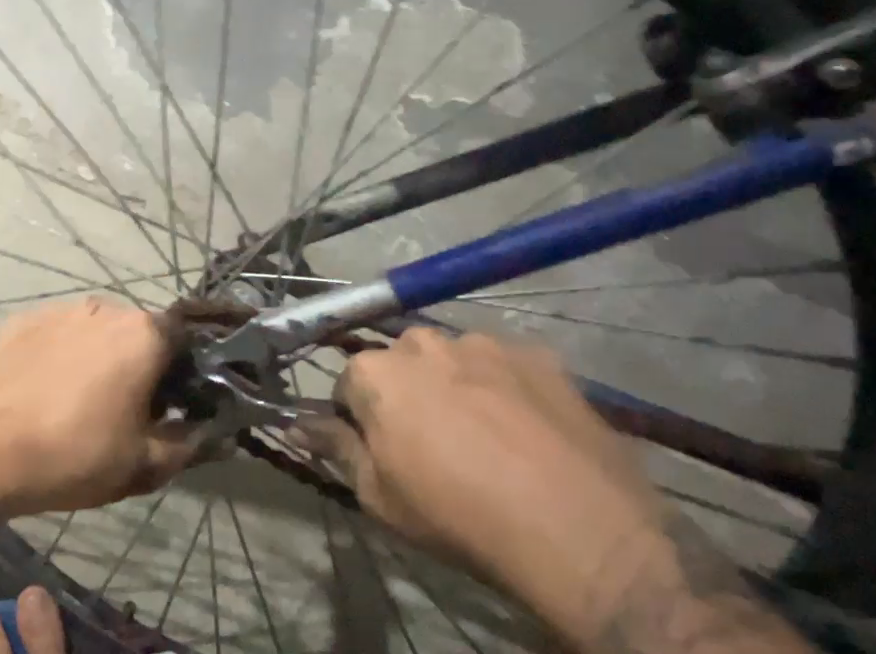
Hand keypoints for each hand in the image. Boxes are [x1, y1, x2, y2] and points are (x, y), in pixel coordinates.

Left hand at [0, 299, 195, 514]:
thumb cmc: (76, 454)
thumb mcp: (144, 464)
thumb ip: (189, 444)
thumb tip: (215, 432)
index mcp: (144, 333)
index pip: (184, 341)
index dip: (186, 374)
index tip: (178, 407)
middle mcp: (104, 308)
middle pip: (137, 333)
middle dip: (141, 366)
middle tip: (131, 412)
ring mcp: (58, 310)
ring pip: (93, 333)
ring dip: (98, 358)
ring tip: (82, 403)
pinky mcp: (21, 321)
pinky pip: (55, 336)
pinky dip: (59, 356)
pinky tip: (46, 392)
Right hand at [293, 330, 669, 642]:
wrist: (581, 533)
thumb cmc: (460, 517)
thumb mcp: (380, 497)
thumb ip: (336, 448)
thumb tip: (295, 424)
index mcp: (375, 371)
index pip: (347, 386)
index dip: (360, 421)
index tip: (384, 453)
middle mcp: (423, 341)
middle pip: (402, 364)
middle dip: (409, 394)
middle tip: (435, 446)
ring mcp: (486, 344)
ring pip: (455, 361)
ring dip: (458, 387)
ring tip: (490, 439)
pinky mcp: (542, 356)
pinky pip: (508, 367)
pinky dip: (508, 389)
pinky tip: (529, 433)